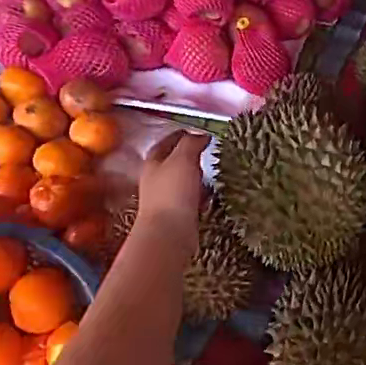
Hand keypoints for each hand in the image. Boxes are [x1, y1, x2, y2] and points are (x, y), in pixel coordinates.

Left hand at [135, 130, 207, 247]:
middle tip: (206, 150)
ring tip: (213, 171)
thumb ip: (191, 143)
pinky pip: (191, 200)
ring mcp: (165, 200)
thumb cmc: (173, 192)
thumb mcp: (183, 159)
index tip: (194, 130)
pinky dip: (201, 194)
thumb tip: (201, 135)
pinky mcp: (177, 216)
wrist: (169, 234)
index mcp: (153, 164)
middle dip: (187, 156)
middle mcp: (155, 181)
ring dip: (196, 176)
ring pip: (181, 182)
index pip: (164, 143)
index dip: (178, 135)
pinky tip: (212, 194)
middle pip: (171, 163)